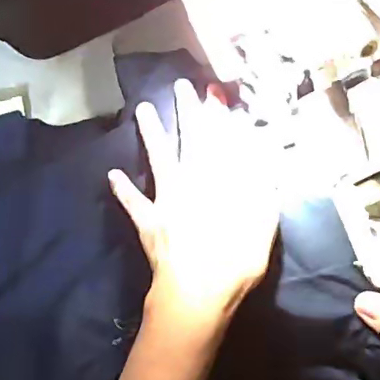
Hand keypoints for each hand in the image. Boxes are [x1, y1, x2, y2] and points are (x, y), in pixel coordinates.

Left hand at [111, 79, 279, 326]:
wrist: (198, 293)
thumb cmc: (237, 259)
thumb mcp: (264, 220)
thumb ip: (264, 185)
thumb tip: (266, 153)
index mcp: (220, 178)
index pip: (221, 137)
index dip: (218, 114)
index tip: (214, 90)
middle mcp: (191, 181)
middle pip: (189, 140)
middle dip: (186, 112)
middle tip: (180, 86)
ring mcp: (167, 201)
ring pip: (159, 159)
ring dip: (151, 134)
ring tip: (141, 110)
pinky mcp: (150, 223)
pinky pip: (135, 203)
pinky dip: (124, 190)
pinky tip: (112, 175)